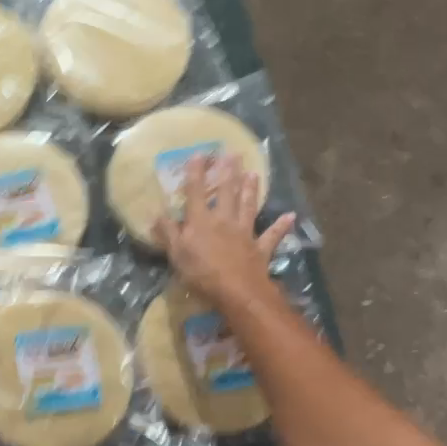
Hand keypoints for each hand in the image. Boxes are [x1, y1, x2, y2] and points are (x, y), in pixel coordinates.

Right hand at [153, 154, 296, 306]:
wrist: (236, 291)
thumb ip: (167, 232)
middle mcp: (224, 221)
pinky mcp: (260, 248)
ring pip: (248, 207)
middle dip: (229, 172)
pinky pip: (272, 235)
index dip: (196, 173)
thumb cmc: (201, 273)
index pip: (196, 192)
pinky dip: (281, 226)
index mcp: (201, 221)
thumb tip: (155, 214)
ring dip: (251, 190)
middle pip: (227, 193)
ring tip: (254, 173)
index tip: (198, 154)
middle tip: (233, 154)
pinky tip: (291, 216)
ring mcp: (245, 233)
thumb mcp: (176, 254)